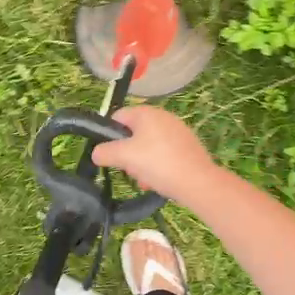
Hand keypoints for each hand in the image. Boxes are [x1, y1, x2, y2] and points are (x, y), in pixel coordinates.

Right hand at [91, 105, 221, 206]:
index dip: (108, 135)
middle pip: (133, 133)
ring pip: (148, 146)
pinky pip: (164, 153)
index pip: (117, 117)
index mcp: (146, 112)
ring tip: (144, 180)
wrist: (198, 182)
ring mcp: (178, 131)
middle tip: (128, 170)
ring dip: (141, 163)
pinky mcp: (188, 146)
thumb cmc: (158, 163)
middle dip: (127, 154)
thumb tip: (97, 153)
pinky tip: (158, 182)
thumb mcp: (124, 157)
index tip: (109, 155)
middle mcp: (163, 116)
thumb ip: (104, 152)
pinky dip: (157, 166)